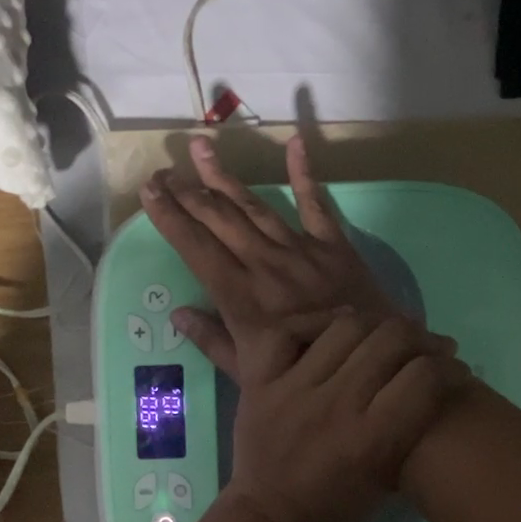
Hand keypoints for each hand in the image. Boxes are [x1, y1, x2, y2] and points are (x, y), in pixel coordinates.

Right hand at [139, 134, 396, 373]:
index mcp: (242, 298)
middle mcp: (266, 265)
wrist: (371, 364)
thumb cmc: (307, 379)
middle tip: (164, 171)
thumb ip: (214, 342)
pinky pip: (316, 204)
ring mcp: (300, 251)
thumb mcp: (250, 375)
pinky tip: (295, 142)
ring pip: (255, 206)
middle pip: (220, 220)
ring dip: (225, 176)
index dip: (171, 218)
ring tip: (201, 146)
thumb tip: (179, 315)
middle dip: (188, 193)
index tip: (149, 193)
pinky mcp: (333, 246)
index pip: (197, 249)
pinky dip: (304, 173)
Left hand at [219, 309, 469, 521]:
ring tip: (385, 335)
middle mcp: (333, 407)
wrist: (268, 519)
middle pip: (391, 341)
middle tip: (426, 348)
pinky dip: (315, 321)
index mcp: (371, 441)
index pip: (425, 376)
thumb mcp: (389, 481)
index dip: (451, 368)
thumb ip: (412, 429)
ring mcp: (292, 390)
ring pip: (346, 326)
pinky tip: (335, 326)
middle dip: (421, 339)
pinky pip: (289, 331)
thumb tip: (443, 377)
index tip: (455, 372)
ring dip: (377, 325)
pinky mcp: (259, 382)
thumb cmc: (336, 508)